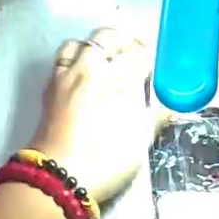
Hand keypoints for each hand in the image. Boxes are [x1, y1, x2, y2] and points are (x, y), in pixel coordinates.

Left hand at [28, 28, 158, 206]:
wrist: (57, 180)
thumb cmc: (104, 161)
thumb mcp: (138, 141)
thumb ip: (154, 115)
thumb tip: (169, 104)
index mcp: (112, 77)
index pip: (136, 54)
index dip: (149, 57)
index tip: (156, 65)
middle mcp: (86, 69)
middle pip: (105, 37)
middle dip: (123, 42)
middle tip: (133, 56)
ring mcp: (63, 78)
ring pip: (78, 44)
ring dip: (94, 46)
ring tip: (105, 61)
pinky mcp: (49, 91)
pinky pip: (62, 61)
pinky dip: (75, 60)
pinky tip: (84, 77)